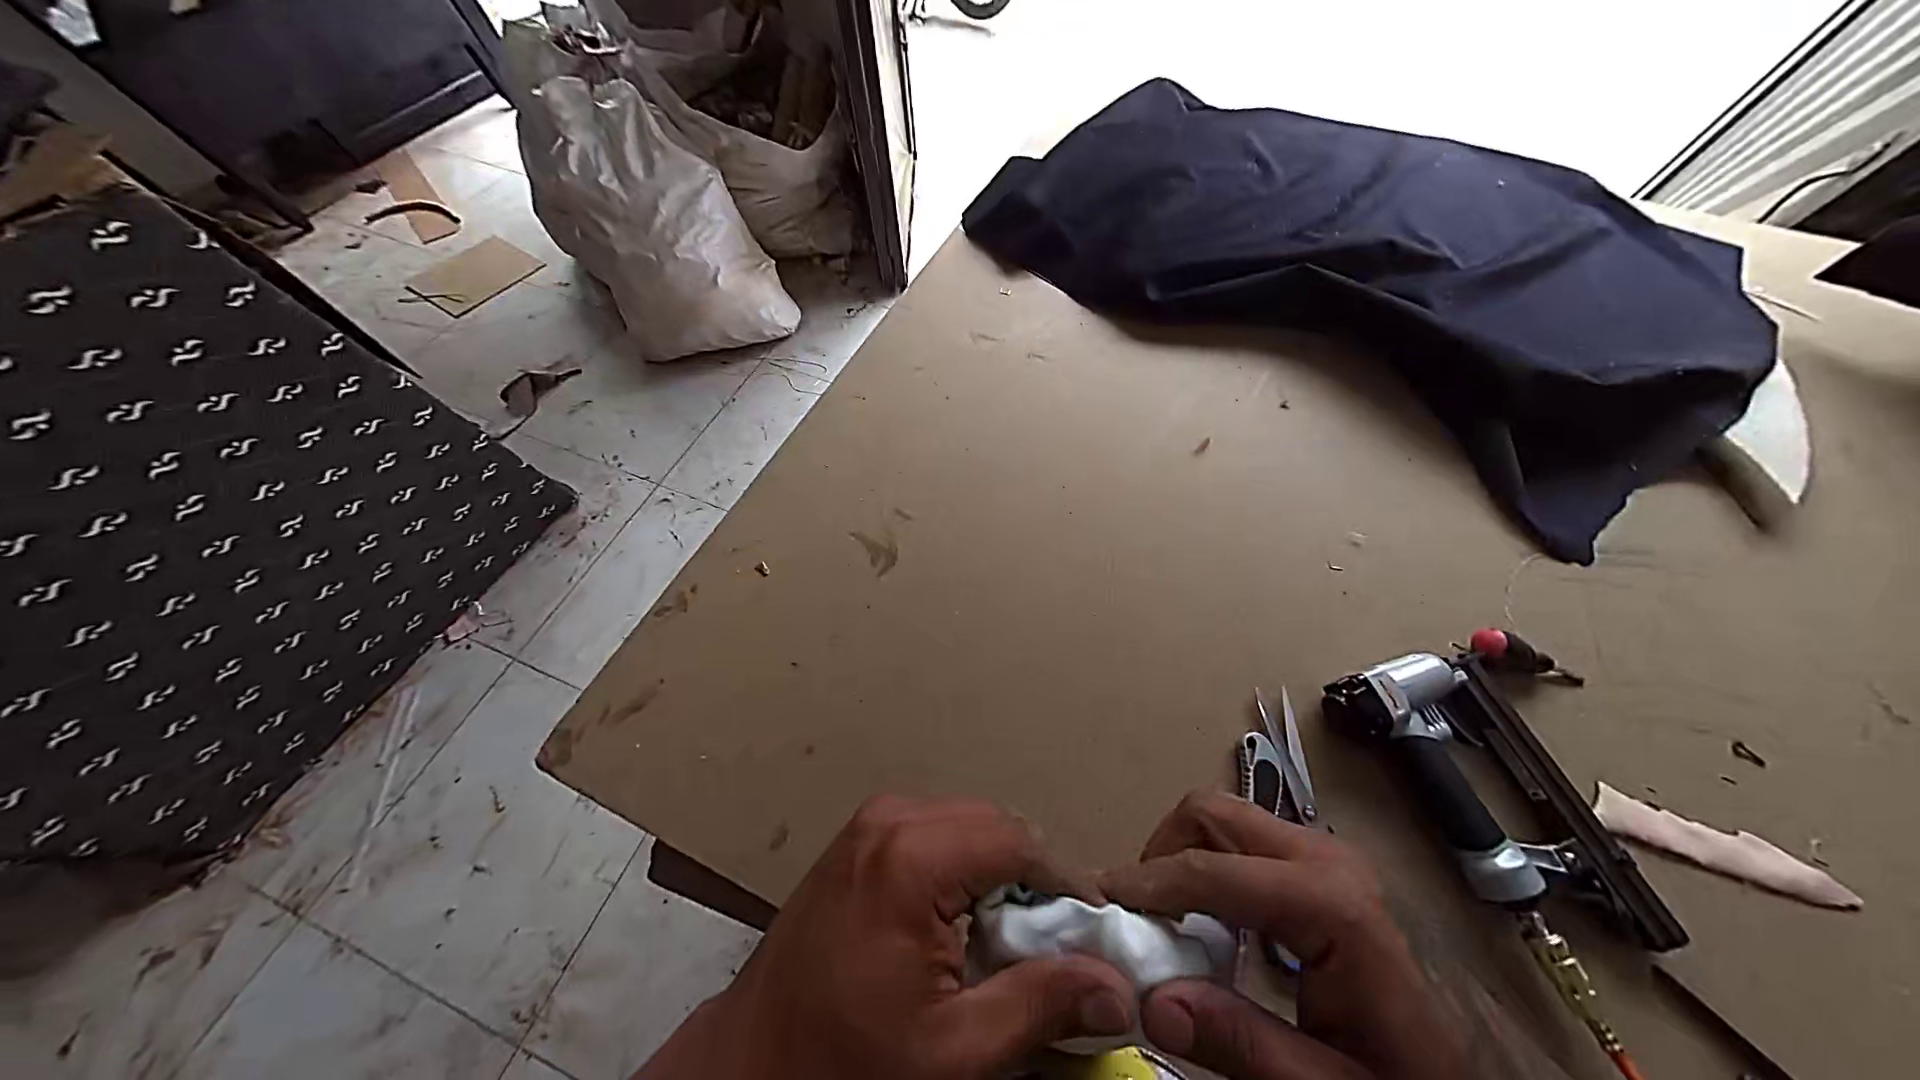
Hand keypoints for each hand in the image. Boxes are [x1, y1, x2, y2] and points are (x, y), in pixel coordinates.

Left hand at [637, 795, 1137, 1079]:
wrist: (752, 1055)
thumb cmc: (844, 1057)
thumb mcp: (952, 1050)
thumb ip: (1039, 1006)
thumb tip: (1113, 987)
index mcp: (911, 857)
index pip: (1018, 842)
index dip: (1065, 883)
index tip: (1092, 930)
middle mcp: (892, 819)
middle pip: (995, 825)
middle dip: (1033, 876)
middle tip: (1052, 941)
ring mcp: (872, 822)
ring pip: (969, 825)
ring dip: (999, 872)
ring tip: (1008, 937)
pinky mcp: (863, 837)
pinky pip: (937, 833)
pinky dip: (965, 868)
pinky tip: (964, 922)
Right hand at [1100, 791, 1468, 1079]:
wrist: (1482, 1069)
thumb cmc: (1413, 1076)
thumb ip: (1242, 1046)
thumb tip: (1153, 1002)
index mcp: (1332, 903)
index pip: (1211, 870)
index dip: (1146, 885)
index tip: (1100, 906)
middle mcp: (1324, 857)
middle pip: (1211, 814)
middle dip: (1160, 853)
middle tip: (1137, 914)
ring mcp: (1323, 854)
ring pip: (1222, 819)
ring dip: (1179, 857)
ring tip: (1164, 921)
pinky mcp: (1319, 864)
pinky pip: (1241, 842)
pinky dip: (1205, 866)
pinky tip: (1205, 923)